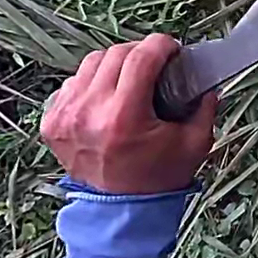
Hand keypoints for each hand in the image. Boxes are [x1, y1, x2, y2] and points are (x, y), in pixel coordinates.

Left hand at [42, 35, 218, 193]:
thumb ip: (205, 109)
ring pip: (91, 63)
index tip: (174, 49)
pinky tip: (108, 95)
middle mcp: (89, 110)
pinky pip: (72, 83)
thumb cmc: (160, 177)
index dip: (162, 45)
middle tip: (157, 62)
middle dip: (141, 51)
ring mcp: (65, 115)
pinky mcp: (51, 122)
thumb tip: (207, 83)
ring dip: (116, 63)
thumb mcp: (195, 144)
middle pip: (116, 53)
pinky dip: (92, 82)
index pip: (142, 57)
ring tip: (131, 76)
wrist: (121, 211)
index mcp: (124, 116)